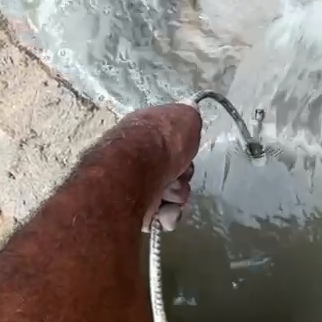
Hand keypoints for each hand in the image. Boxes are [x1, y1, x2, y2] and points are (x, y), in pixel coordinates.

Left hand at [114, 103, 202, 230]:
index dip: (186, 151)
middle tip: (179, 178)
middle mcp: (137, 157)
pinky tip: (165, 214)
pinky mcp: (132, 207)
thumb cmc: (161, 141)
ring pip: (171, 194)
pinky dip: (167, 215)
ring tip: (169, 198)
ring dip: (177, 198)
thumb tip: (189, 106)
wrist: (133, 172)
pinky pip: (160, 213)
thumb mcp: (184, 117)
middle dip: (183, 178)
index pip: (174, 144)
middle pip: (175, 171)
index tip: (189, 155)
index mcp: (146, 133)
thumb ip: (188, 114)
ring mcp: (133, 183)